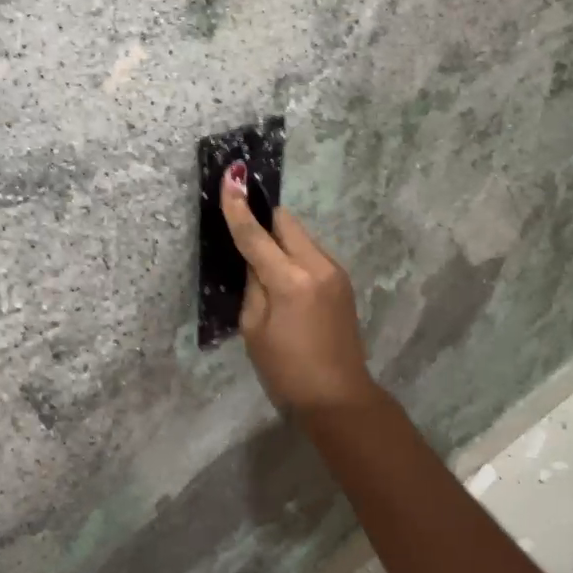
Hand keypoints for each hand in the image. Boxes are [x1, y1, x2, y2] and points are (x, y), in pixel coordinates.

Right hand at [220, 160, 376, 413]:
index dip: (238, 206)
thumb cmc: (286, 370)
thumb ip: (252, 285)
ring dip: (278, 240)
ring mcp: (335, 272)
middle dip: (263, 219)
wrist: (339, 397)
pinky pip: (310, 253)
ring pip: (299, 236)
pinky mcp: (342, 281)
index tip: (230, 175)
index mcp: (291, 281)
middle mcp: (317, 266)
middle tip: (243, 226)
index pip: (256, 234)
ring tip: (262, 264)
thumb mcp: (254, 328)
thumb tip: (254, 260)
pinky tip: (283, 279)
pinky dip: (292, 255)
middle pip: (285, 222)